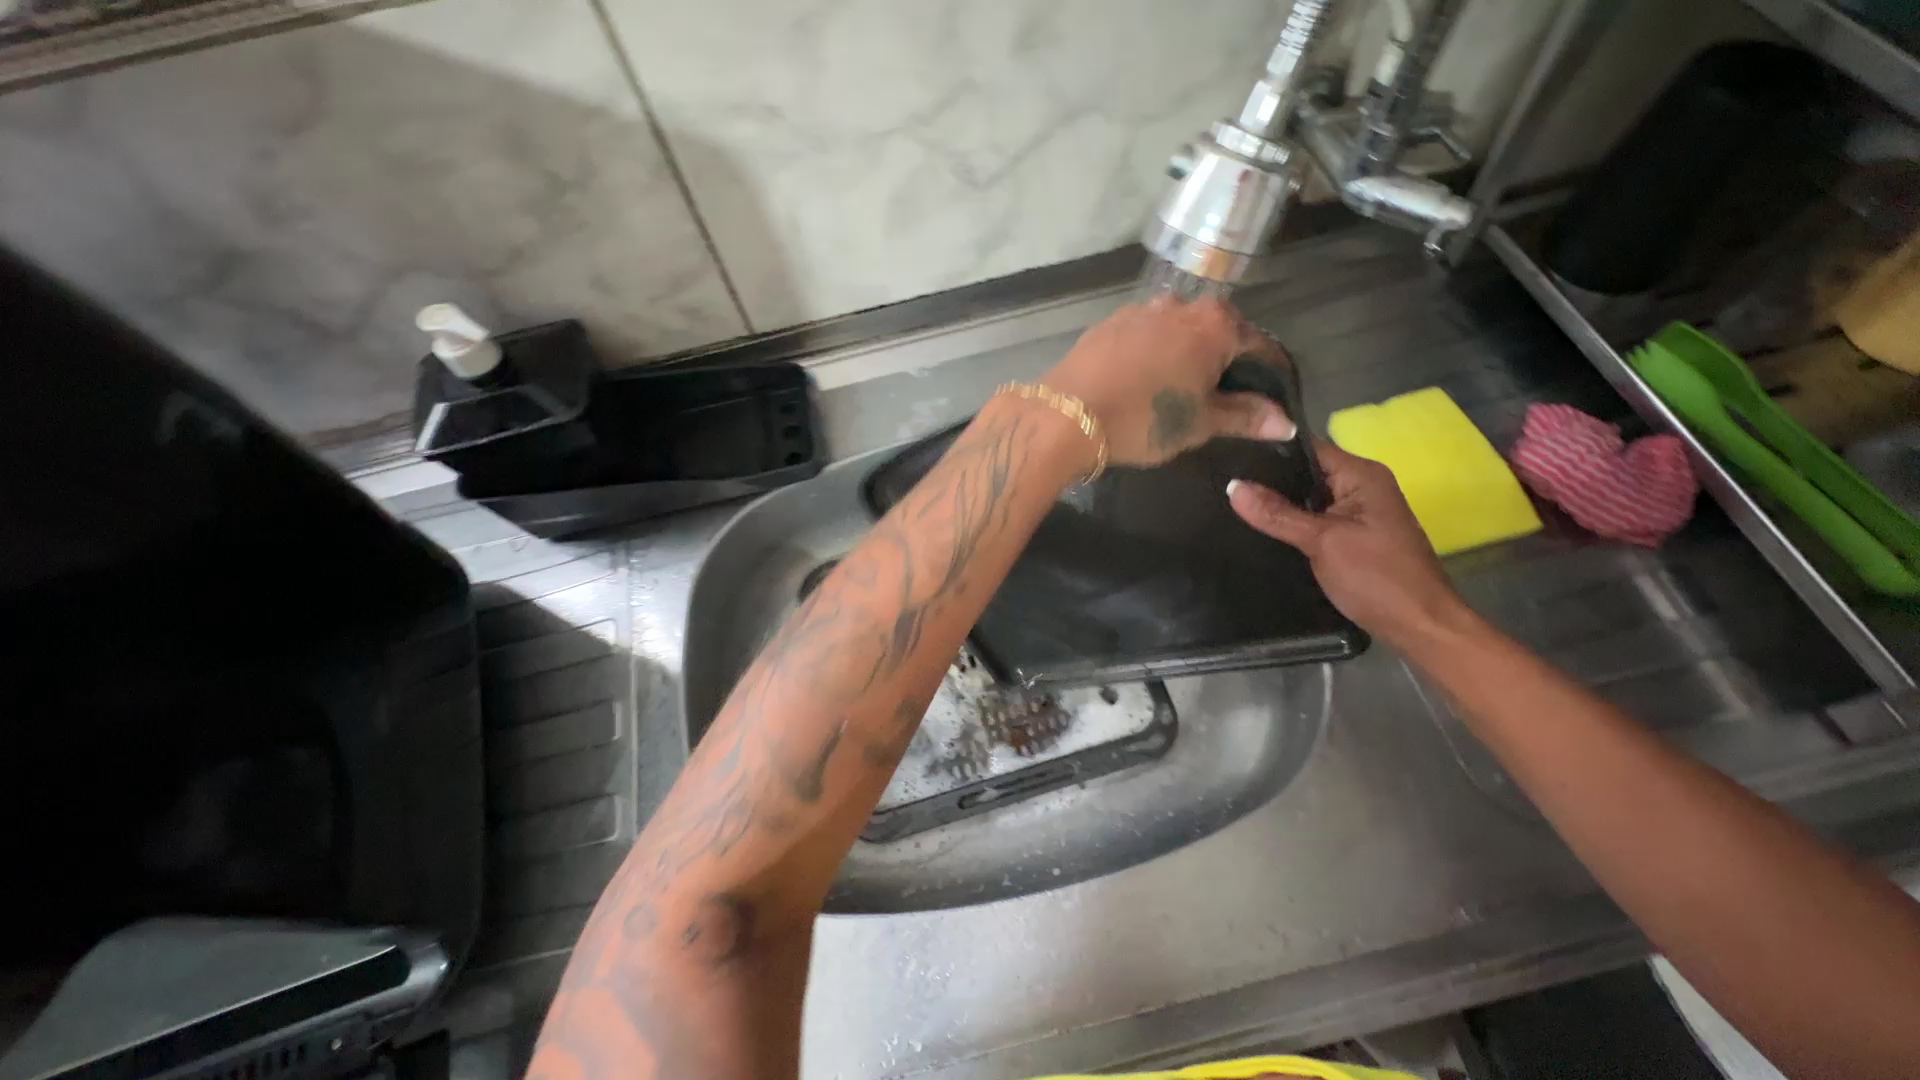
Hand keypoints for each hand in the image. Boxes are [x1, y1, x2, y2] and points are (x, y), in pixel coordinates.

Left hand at [1041, 295, 1296, 467]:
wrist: (1066, 416)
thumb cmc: (1144, 419)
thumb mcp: (1200, 423)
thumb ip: (1245, 416)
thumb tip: (1286, 422)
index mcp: (1214, 323)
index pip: (1258, 344)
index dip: (1268, 374)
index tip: (1269, 399)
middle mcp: (1180, 304)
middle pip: (1217, 333)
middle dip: (1224, 363)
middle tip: (1220, 401)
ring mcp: (1140, 310)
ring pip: (1177, 332)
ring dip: (1185, 357)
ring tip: (1178, 394)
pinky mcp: (1107, 324)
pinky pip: (1144, 337)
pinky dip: (1152, 356)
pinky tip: (1143, 384)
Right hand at [1227, 441, 1473, 650]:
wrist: (1419, 626)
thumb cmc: (1377, 577)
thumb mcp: (1322, 542)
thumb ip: (1277, 514)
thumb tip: (1231, 486)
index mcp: (1361, 474)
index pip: (1307, 448)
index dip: (1269, 449)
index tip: (1227, 454)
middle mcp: (1361, 486)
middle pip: (1305, 472)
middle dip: (1267, 479)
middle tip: (1219, 480)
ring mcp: (1358, 513)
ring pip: (1307, 498)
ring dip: (1277, 503)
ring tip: (1229, 502)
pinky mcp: (1351, 537)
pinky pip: (1314, 519)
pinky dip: (1291, 524)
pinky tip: (1259, 529)